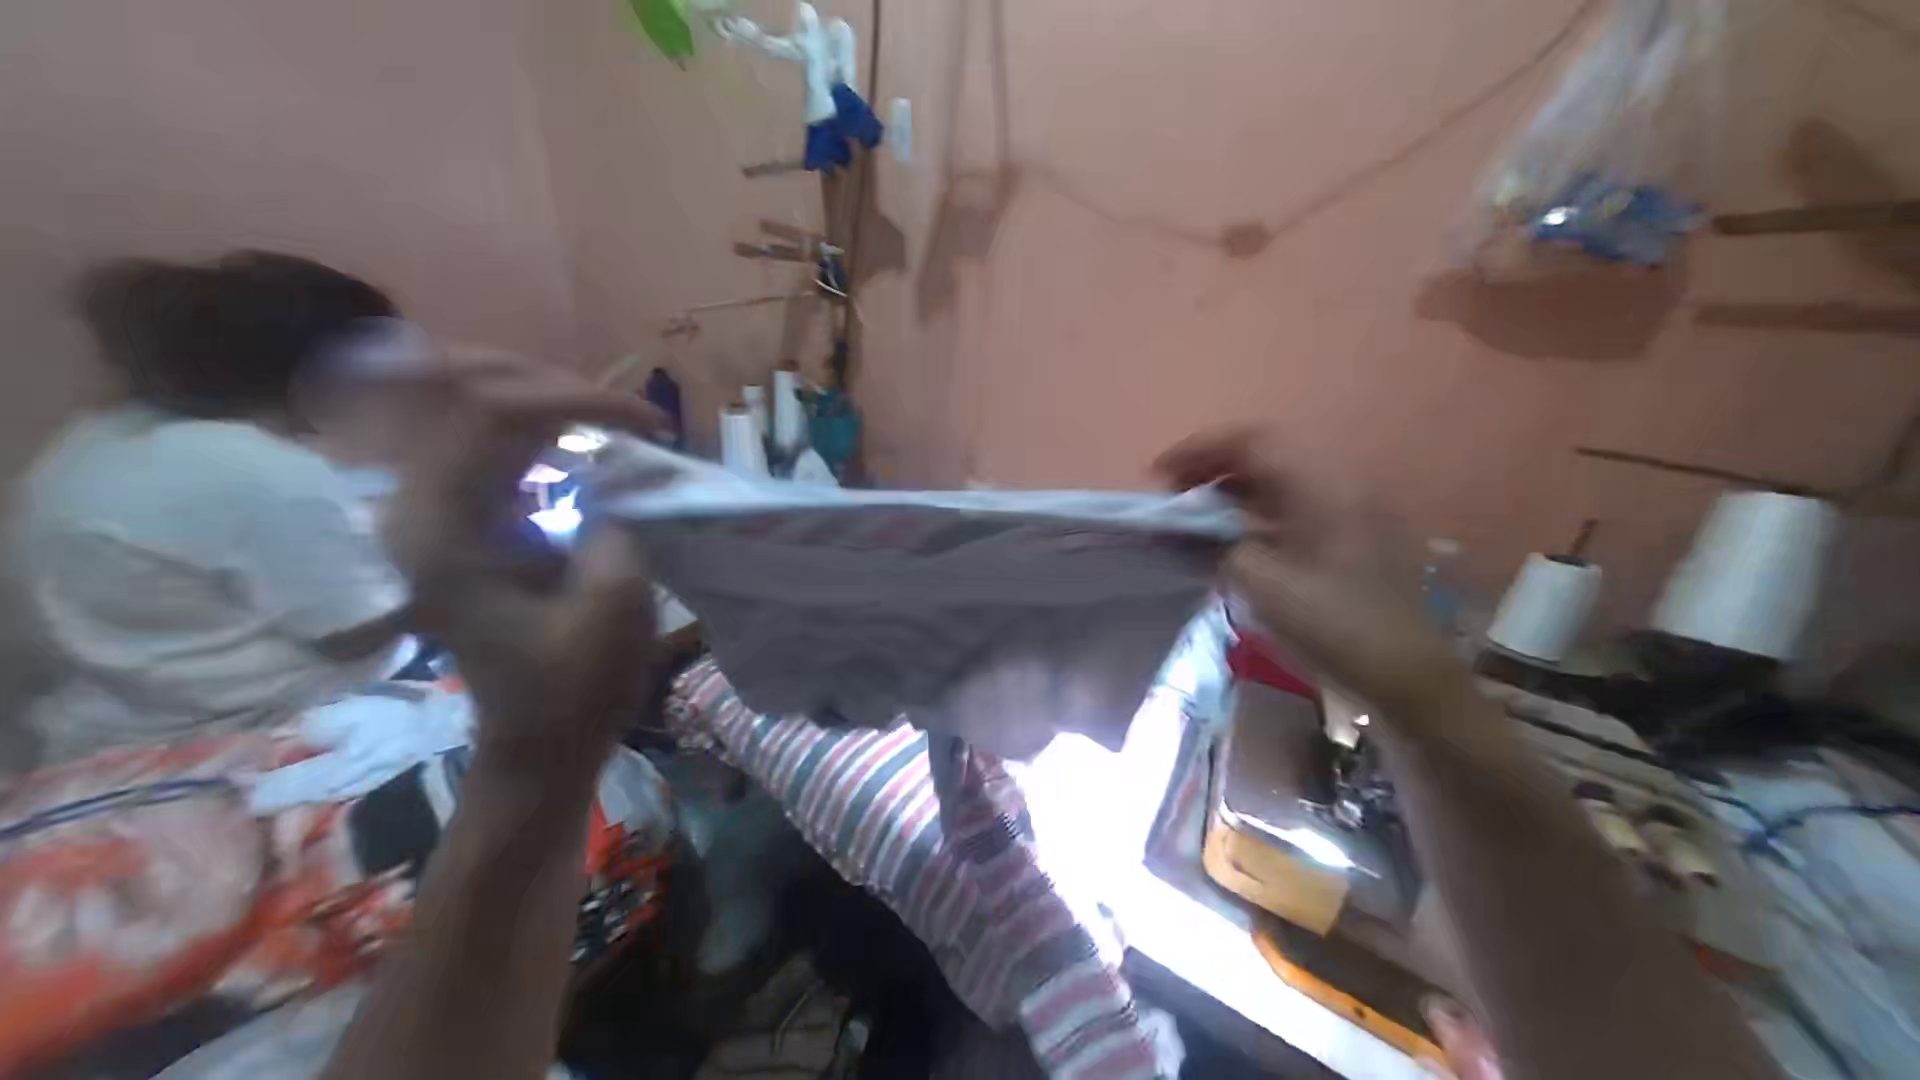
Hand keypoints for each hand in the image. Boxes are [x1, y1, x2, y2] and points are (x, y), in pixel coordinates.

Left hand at [382, 361, 665, 777]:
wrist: (540, 739)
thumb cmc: (576, 689)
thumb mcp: (612, 609)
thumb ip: (614, 524)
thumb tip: (617, 469)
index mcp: (442, 534)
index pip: (487, 413)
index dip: (575, 399)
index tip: (650, 424)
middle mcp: (416, 505)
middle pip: (455, 383)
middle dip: (550, 381)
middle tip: (623, 413)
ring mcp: (431, 506)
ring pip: (461, 398)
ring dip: (540, 393)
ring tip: (606, 416)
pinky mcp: (459, 513)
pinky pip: (482, 433)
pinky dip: (534, 420)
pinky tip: (580, 437)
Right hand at [1156, 428, 1469, 713]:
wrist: (1406, 676)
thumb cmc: (1335, 628)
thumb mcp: (1264, 588)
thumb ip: (1214, 547)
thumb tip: (1175, 527)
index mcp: (1324, 490)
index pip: (1253, 442)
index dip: (1199, 449)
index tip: (1158, 476)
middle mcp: (1339, 485)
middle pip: (1265, 452)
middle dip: (1211, 464)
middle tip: (1172, 493)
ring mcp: (1347, 506)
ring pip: (1277, 475)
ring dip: (1230, 485)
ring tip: (1192, 512)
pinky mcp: (1347, 529)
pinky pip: (1290, 500)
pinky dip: (1251, 506)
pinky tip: (1229, 532)